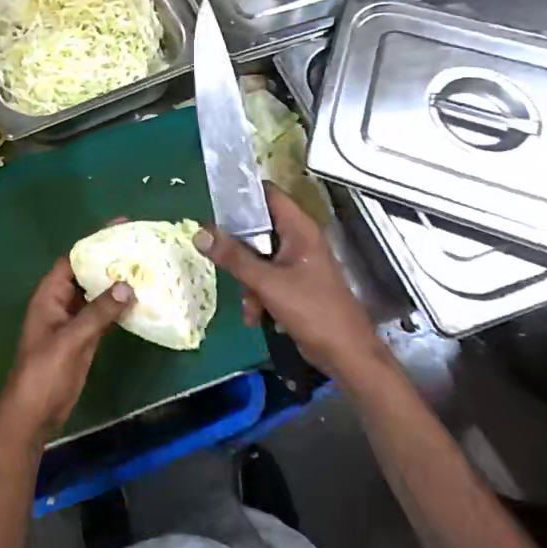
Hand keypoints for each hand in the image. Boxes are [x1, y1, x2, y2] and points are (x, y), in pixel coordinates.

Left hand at [0, 257, 133, 443]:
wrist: (33, 415)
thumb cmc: (43, 372)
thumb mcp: (70, 339)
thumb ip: (98, 312)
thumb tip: (127, 285)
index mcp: (50, 295)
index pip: (74, 258)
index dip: (95, 242)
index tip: (122, 227)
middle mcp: (62, 302)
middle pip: (88, 272)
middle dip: (111, 259)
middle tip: (142, 246)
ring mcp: (74, 321)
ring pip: (98, 293)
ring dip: (118, 283)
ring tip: (148, 268)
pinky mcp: (85, 338)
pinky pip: (104, 314)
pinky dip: (120, 307)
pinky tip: (141, 300)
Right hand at [198, 183, 386, 383]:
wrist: (346, 353)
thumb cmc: (312, 309)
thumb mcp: (267, 283)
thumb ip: (233, 257)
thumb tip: (200, 233)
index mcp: (298, 228)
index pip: (267, 194)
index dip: (241, 195)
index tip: (214, 207)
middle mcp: (298, 239)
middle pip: (257, 229)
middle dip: (238, 251)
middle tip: (222, 262)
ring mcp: (297, 262)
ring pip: (258, 258)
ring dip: (248, 282)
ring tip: (250, 305)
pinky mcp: (295, 284)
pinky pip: (266, 279)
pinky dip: (258, 295)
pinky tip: (256, 317)